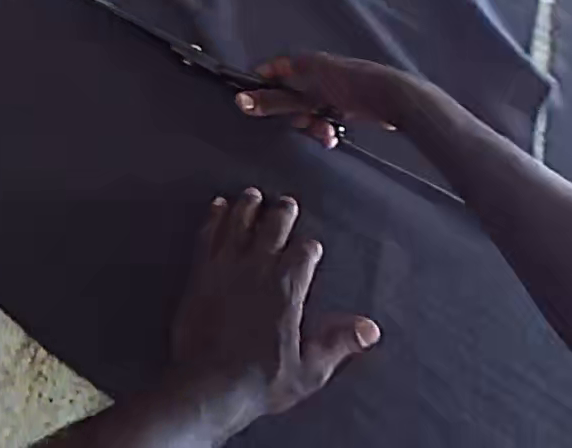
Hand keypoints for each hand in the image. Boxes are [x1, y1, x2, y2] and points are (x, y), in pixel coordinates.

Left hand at [171, 188, 379, 429]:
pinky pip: (208, 234)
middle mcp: (256, 270)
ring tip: (253, 193)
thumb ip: (338, 342)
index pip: (302, 258)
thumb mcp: (310, 369)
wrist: (210, 379)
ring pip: (238, 225)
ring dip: (247, 207)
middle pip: (271, 232)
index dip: (308, 249)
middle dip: (281, 214)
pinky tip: (217, 204)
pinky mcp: (201, 268)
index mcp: (286, 291)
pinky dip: (214, 217)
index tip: (313, 243)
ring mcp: (225, 265)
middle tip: (286, 200)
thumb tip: (370, 326)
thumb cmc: (263, 379)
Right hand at [234, 53, 434, 148]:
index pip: (271, 70)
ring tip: (323, 135)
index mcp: (304, 62)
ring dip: (312, 123)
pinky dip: (326, 124)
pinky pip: (327, 112)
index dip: (261, 86)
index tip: (257, 105)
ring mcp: (334, 84)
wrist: (396, 98)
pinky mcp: (349, 99)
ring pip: (310, 106)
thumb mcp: (305, 98)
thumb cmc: (348, 89)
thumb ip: (273, 101)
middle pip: (290, 92)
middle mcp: (316, 70)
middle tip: (301, 124)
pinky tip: (333, 136)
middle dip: (293, 113)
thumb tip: (239, 101)